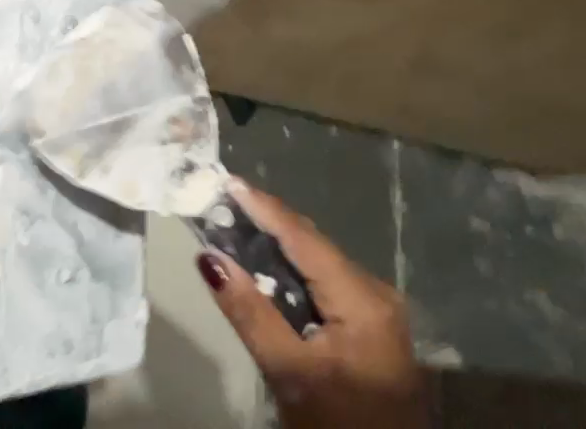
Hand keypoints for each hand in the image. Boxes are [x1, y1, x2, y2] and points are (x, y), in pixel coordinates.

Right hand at [196, 180, 427, 428]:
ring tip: (231, 224)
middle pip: (311, 245)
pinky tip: (262, 264)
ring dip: (274, 244)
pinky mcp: (370, 326)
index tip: (225, 180)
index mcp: (363, 300)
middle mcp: (376, 294)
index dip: (263, 207)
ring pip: (316, 262)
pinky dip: (290, 269)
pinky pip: (323, 281)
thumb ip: (250, 312)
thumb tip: (209, 257)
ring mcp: (376, 310)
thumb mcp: (289, 372)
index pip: (303, 238)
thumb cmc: (340, 423)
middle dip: (265, 221)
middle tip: (218, 201)